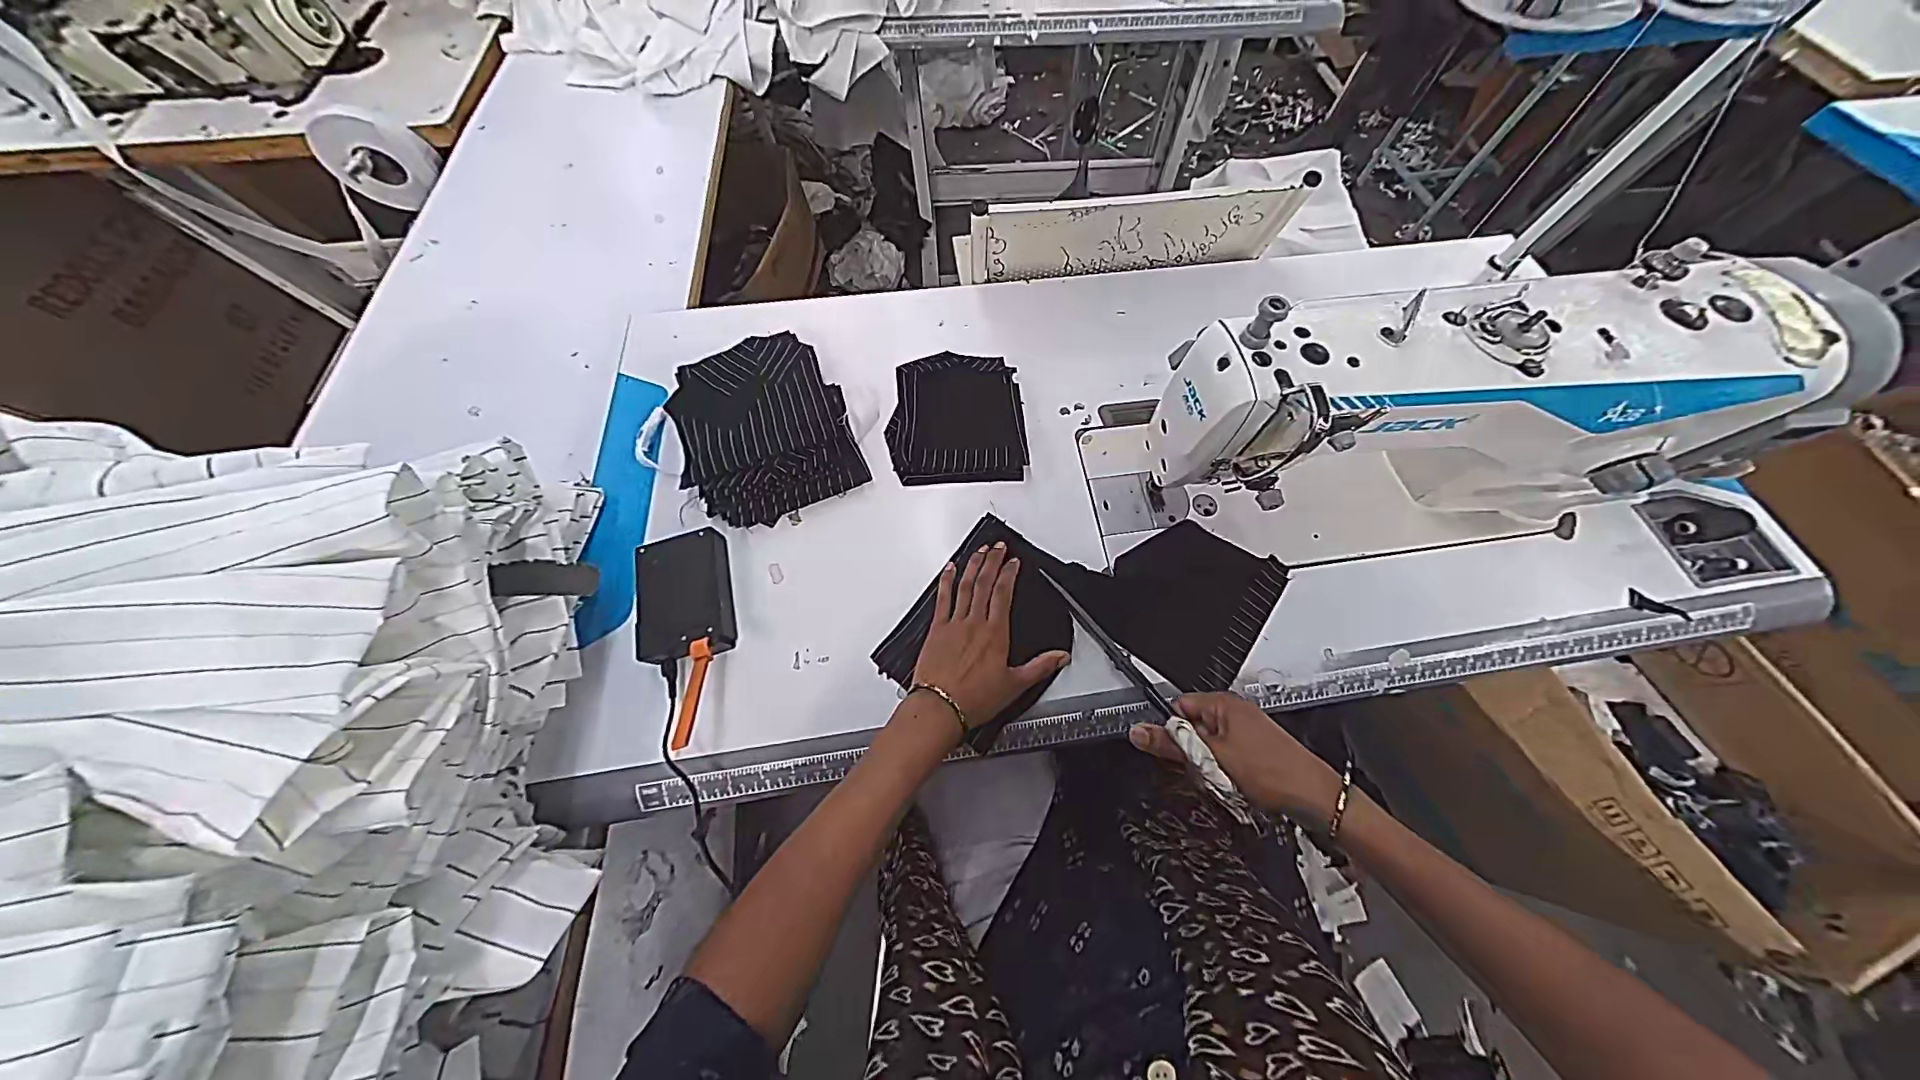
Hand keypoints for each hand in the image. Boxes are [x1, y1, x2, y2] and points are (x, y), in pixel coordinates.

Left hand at [910, 543, 1070, 731]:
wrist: (940, 707)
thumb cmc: (973, 699)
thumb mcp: (1015, 684)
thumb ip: (1040, 667)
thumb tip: (1059, 657)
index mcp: (995, 634)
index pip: (1004, 593)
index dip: (1009, 573)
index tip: (1013, 562)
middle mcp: (974, 624)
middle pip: (985, 583)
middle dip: (992, 561)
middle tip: (997, 547)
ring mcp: (954, 624)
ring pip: (965, 586)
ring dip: (973, 566)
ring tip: (978, 551)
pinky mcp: (936, 630)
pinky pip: (943, 599)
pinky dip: (946, 582)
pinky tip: (949, 571)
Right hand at [1128, 691, 1342, 822]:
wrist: (1316, 799)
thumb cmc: (1274, 773)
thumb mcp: (1211, 759)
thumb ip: (1171, 744)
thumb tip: (1140, 732)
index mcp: (1222, 703)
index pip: (1177, 707)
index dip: (1172, 732)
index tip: (1173, 752)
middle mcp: (1235, 712)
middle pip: (1192, 729)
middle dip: (1191, 754)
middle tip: (1204, 770)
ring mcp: (1247, 732)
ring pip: (1208, 748)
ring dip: (1208, 767)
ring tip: (1225, 781)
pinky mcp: (1255, 751)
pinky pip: (1225, 759)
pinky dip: (1225, 774)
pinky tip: (1236, 786)